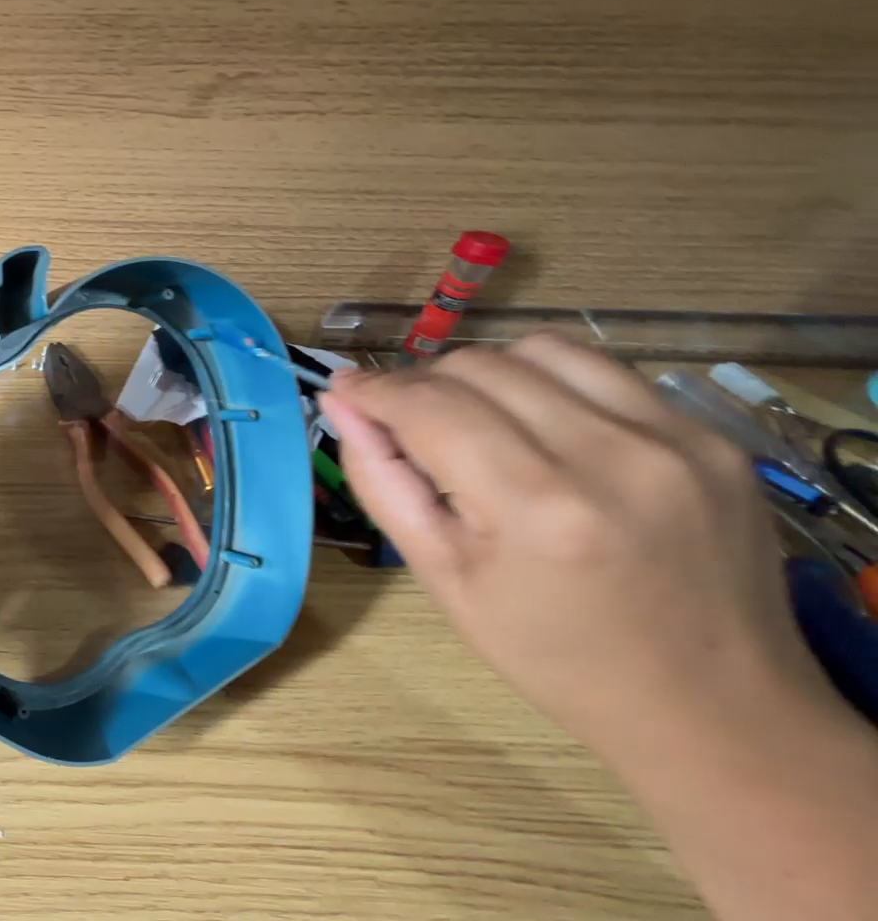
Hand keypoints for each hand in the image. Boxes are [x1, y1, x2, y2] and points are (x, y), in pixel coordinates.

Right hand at [318, 335, 837, 761]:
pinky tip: (540, 427)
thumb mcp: (442, 577)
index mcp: (536, 507)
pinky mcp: (709, 435)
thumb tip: (341, 405)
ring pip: (537, 350)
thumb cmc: (553, 654)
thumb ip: (382, 481)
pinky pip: (602, 370)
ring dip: (484, 374)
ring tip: (474, 421)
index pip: (428, 406)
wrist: (714, 707)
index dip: (372, 388)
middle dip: (421, 384)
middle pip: (477, 367)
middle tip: (406, 424)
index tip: (343, 389)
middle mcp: (610, 455)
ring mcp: (673, 438)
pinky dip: (547, 382)